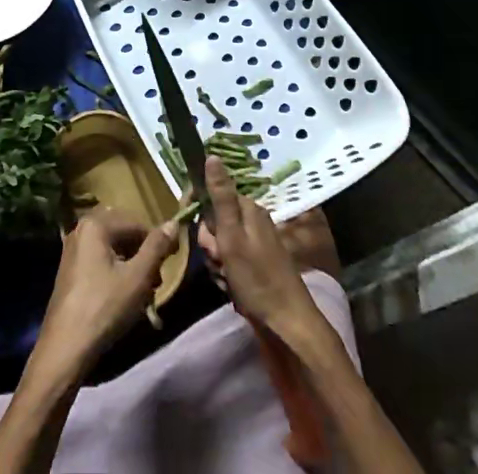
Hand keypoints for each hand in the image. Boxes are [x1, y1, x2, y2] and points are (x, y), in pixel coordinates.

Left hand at [32, 208, 177, 377]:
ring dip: (132, 265)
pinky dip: (117, 271)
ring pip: (112, 248)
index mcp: (95, 225)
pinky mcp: (71, 268)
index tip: (173, 261)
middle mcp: (80, 230)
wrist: (69, 341)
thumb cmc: (106, 305)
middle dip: (143, 254)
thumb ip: (157, 247)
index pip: (136, 223)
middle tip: (156, 280)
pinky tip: (126, 295)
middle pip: (122, 234)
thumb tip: (173, 223)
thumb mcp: (138, 277)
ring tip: (145, 292)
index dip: (157, 241)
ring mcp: (73, 249)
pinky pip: (100, 260)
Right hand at [198, 156, 342, 358]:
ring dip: (215, 260)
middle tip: (218, 257)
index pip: (210, 195)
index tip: (191, 224)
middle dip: (208, 242)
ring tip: (226, 275)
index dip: (196, 208)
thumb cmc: (258, 277)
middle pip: (212, 221)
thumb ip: (221, 196)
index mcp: (247, 209)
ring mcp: (252, 243)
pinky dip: (224, 271)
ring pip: (217, 243)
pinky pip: (227, 259)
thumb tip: (212, 155)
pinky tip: (231, 285)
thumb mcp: (232, 234)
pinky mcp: (252, 263)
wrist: (286, 323)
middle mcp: (251, 221)